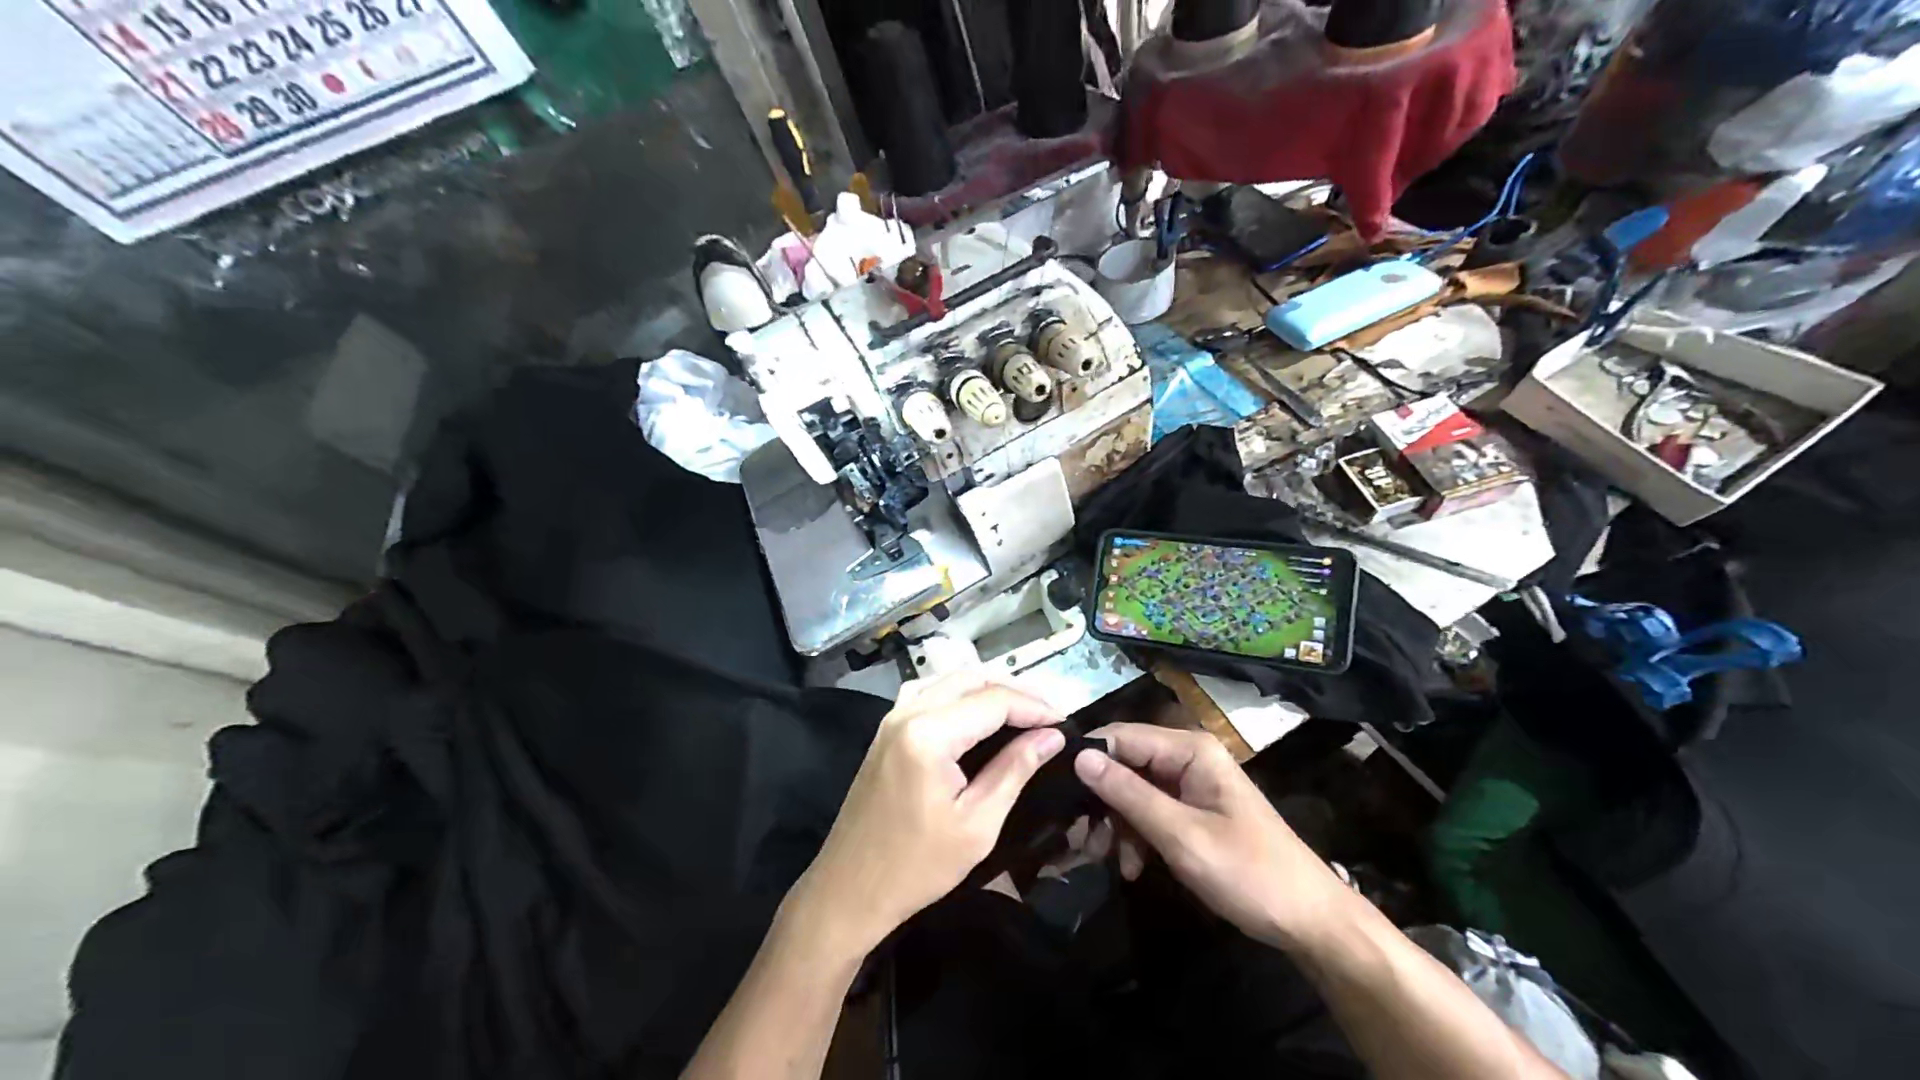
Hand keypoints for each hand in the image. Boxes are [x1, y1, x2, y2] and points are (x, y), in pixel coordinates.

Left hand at [787, 672, 1066, 956]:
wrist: (849, 889)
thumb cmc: (917, 866)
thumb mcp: (977, 824)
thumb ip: (1015, 770)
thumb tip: (1051, 736)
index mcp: (929, 733)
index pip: (993, 700)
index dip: (1034, 706)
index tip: (1065, 723)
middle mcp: (907, 712)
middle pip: (970, 678)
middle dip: (1013, 691)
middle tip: (1047, 716)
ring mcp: (892, 718)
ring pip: (948, 680)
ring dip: (986, 689)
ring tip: (1020, 713)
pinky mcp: (886, 730)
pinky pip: (928, 693)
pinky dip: (959, 694)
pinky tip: (977, 716)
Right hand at [1073, 723, 1354, 950]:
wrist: (1309, 921)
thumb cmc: (1248, 873)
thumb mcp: (1181, 835)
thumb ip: (1128, 794)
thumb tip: (1079, 756)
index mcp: (1190, 750)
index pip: (1121, 736)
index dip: (1089, 760)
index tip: (1058, 793)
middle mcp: (1187, 758)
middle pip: (1124, 765)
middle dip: (1101, 802)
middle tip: (1082, 840)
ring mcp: (1190, 786)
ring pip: (1132, 792)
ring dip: (1116, 825)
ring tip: (1106, 859)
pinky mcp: (1191, 812)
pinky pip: (1149, 813)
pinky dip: (1135, 838)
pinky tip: (1132, 867)